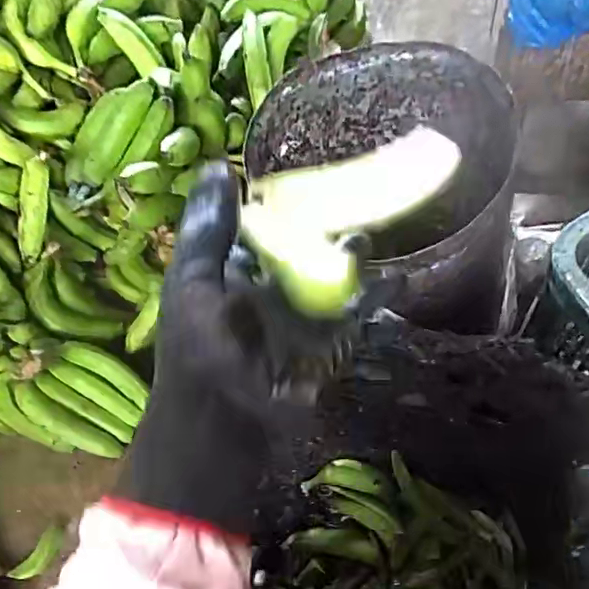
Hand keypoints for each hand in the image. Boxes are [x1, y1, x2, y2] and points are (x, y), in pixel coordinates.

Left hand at [115, 164, 343, 536]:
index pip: (260, 233)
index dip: (282, 208)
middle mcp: (266, 297)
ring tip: (375, 236)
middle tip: (356, 200)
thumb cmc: (197, 350)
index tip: (310, 180)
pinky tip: (397, 280)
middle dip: (327, 232)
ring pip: (332, 284)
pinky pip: (352, 320)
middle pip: (303, 255)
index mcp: (230, 277)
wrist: (221, 422)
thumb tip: (217, 166)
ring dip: (353, 264)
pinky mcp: (324, 350)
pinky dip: (374, 301)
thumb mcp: (191, 283)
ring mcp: (297, 324)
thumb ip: (207, 231)